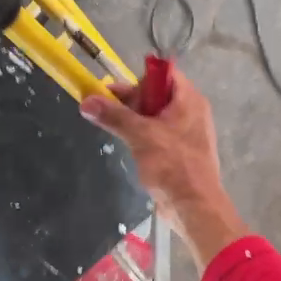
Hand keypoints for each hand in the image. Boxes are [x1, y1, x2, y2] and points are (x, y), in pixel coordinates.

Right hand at [80, 65, 251, 266]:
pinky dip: (144, 136)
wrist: (194, 206)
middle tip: (110, 114)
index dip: (138, 80)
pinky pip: (159, 135)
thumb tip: (87, 101)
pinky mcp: (181, 152)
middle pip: (157, 94)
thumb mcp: (140, 136)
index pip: (163, 74)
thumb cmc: (172, 165)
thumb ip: (114, 116)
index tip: (114, 95)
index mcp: (188, 100)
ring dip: (135, 121)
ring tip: (117, 131)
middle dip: (132, 102)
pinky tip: (131, 148)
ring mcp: (188, 133)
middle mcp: (191, 111)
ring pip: (156, 117)